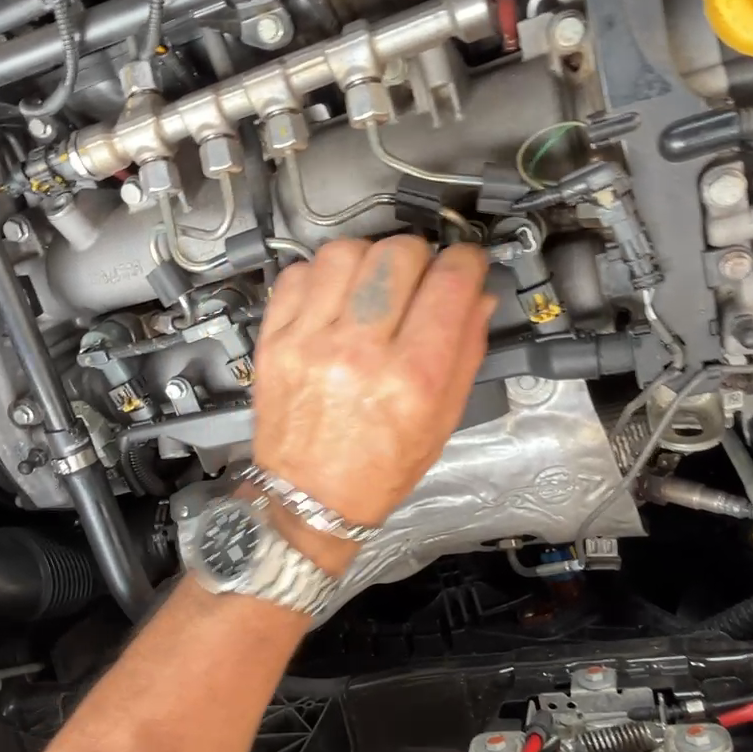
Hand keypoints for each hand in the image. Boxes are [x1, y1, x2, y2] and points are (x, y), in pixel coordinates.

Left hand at [250, 235, 494, 574]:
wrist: (309, 499)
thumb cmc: (377, 468)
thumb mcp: (442, 421)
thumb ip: (466, 352)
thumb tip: (477, 295)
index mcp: (414, 379)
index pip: (451, 282)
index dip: (466, 261)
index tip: (464, 264)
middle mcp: (361, 354)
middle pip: (398, 254)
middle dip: (419, 257)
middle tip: (417, 278)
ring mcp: (311, 343)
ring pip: (346, 252)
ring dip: (368, 259)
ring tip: (372, 286)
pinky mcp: (275, 341)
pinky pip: (299, 273)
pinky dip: (322, 276)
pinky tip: (334, 300)